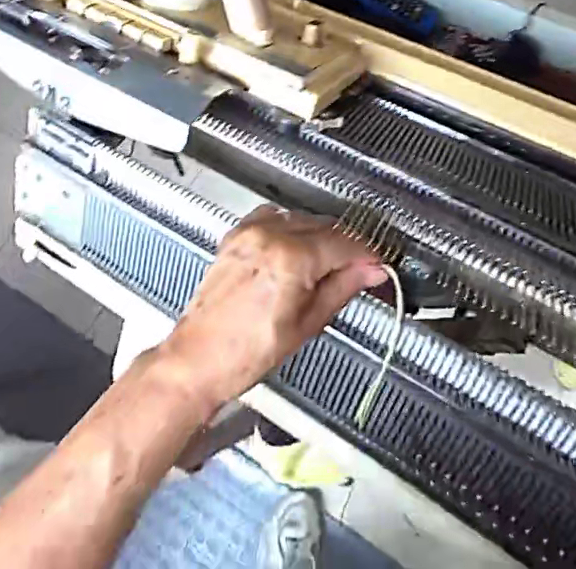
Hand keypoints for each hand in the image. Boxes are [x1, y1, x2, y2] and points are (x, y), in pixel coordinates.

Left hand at [152, 206, 384, 413]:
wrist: (197, 360)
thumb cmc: (246, 352)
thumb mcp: (308, 323)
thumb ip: (344, 287)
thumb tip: (373, 271)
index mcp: (293, 258)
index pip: (345, 243)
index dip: (367, 254)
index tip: (378, 263)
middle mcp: (272, 235)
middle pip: (326, 227)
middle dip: (346, 246)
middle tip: (358, 269)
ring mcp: (252, 232)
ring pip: (303, 219)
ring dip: (321, 236)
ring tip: (326, 265)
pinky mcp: (238, 234)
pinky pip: (276, 216)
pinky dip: (291, 227)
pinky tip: (296, 247)